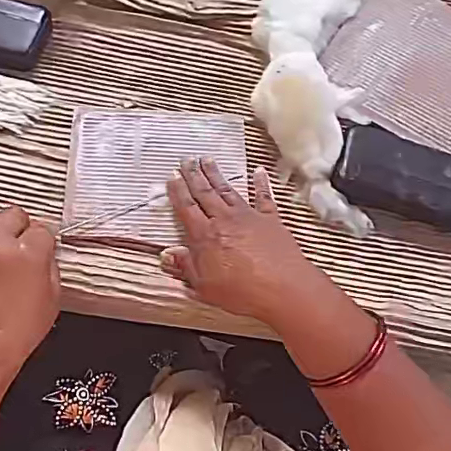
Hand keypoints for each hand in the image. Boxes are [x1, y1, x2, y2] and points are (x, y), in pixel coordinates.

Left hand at [0, 205, 59, 400]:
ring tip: (4, 258)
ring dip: (0, 236)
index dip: (46, 239)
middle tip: (25, 246)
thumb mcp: (53, 294)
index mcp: (28, 252)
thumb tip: (46, 249)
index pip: (42, 227)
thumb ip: (50, 262)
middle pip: (13, 215)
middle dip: (22, 227)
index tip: (45, 248)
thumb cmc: (21, 328)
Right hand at [161, 159, 331, 324]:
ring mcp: (249, 217)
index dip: (178, 191)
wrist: (282, 287)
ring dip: (216, 174)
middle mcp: (225, 220)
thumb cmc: (243, 290)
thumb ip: (186, 267)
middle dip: (194, 175)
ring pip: (228, 190)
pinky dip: (260, 183)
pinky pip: (263, 197)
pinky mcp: (270, 220)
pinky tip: (257, 171)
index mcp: (205, 236)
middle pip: (205, 193)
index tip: (172, 176)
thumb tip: (167, 255)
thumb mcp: (204, 286)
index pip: (187, 208)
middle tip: (186, 160)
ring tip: (208, 160)